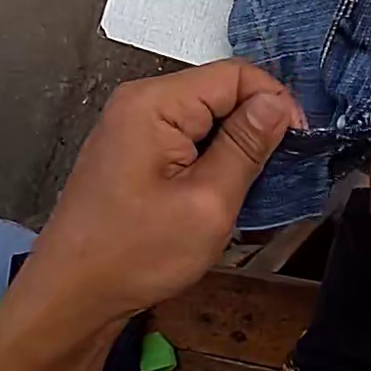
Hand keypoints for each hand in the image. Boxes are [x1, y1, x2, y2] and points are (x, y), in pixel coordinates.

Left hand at [20, 58, 304, 322]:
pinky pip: (188, 137)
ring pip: (207, 117)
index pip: (235, 74)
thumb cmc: (133, 255)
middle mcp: (140, 103)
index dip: (275, 101)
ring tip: (250, 188)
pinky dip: (213, 159)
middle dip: (255, 126)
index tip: (298, 140)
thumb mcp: (208, 202)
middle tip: (277, 172)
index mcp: (154, 104)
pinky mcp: (135, 149)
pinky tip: (221, 191)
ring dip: (235, 147)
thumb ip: (247, 145)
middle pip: (220, 92)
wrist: (73, 296)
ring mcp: (134, 126)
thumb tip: (278, 102)